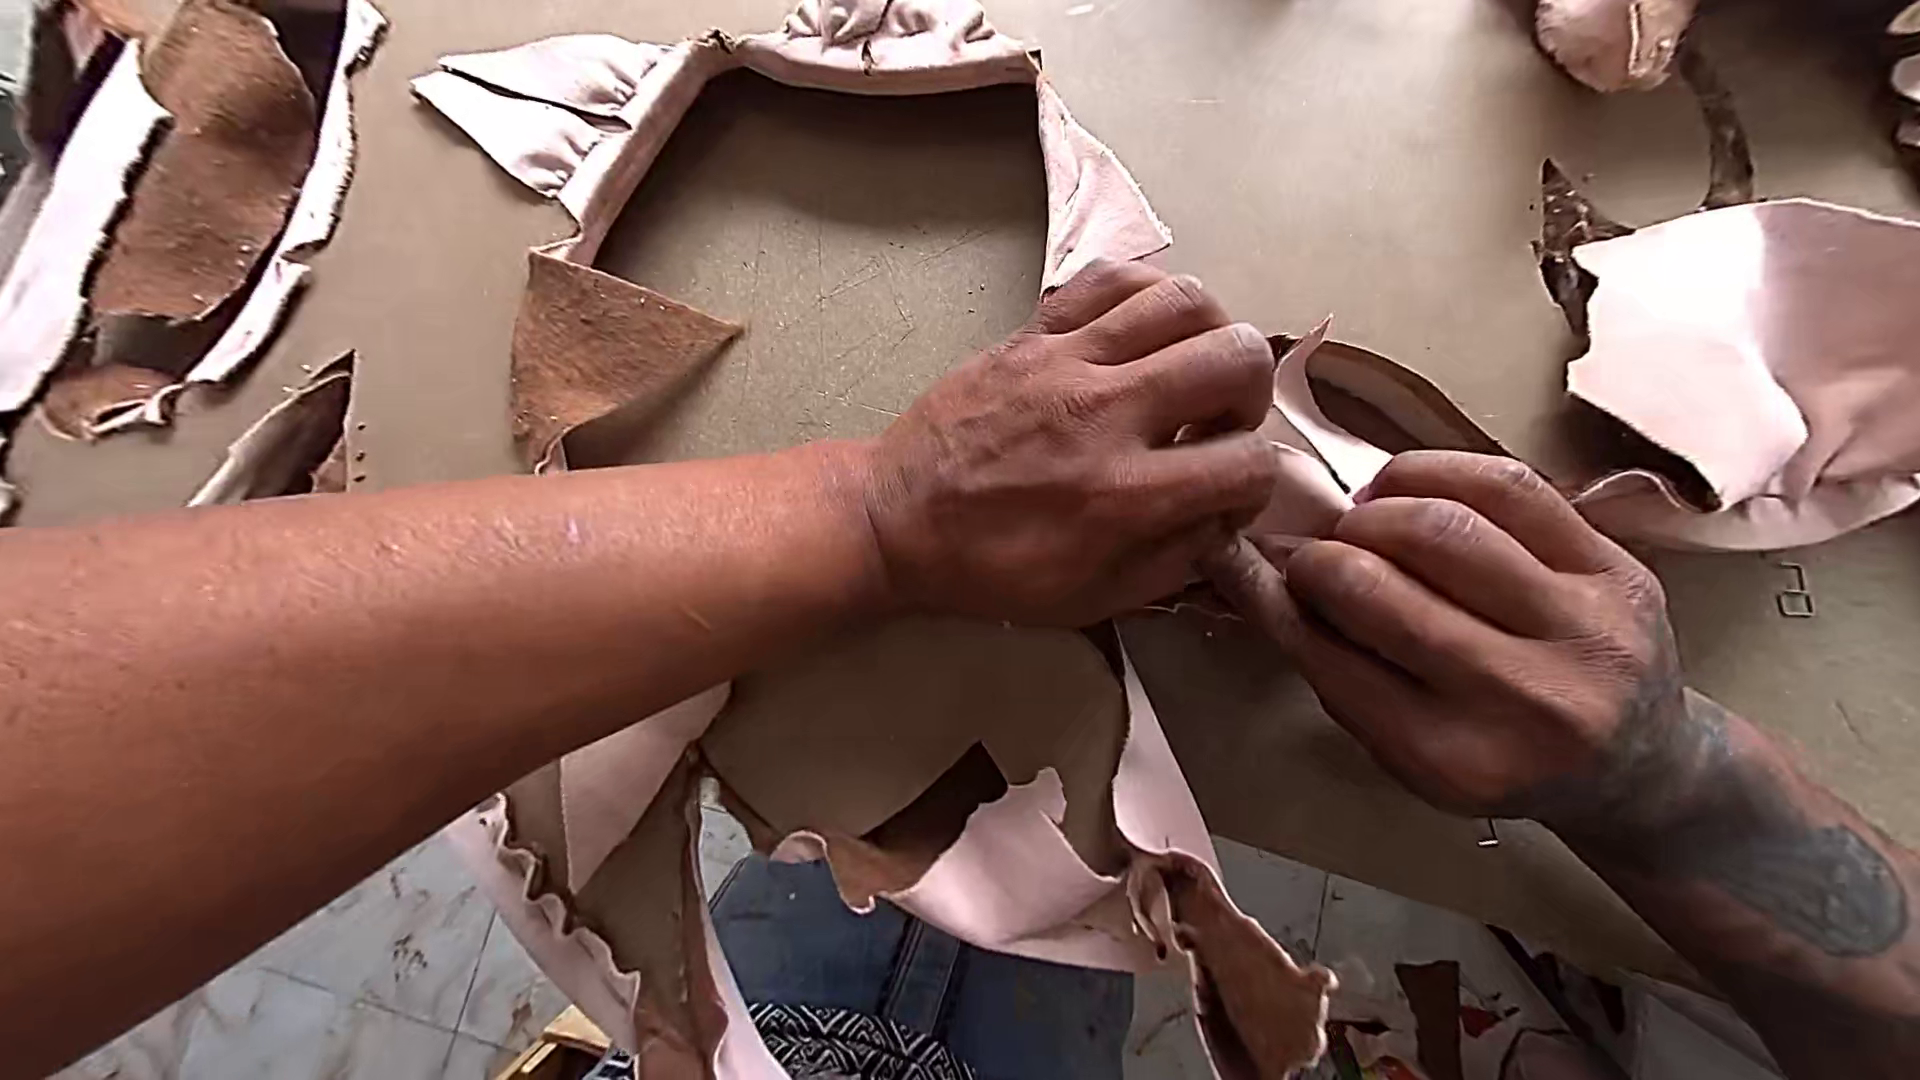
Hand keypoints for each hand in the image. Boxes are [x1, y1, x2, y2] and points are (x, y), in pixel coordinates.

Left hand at [861, 259, 1280, 626]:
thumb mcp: (1086, 599)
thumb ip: (1171, 564)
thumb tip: (1223, 520)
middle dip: (1250, 395)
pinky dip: (1147, 296)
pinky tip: (1142, 332)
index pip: (1246, 462)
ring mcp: (1064, 362)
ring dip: (1211, 335)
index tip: (1225, 492)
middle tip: (1217, 421)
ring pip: (1184, 300)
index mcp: (1122, 495)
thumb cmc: (986, 569)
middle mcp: (1104, 414)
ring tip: (1186, 370)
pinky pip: (1111, 279)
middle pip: (1237, 358)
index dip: (1255, 483)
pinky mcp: (1030, 334)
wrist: (895, 518)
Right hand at [1205, 450, 1717, 839]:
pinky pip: (1505, 484)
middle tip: (1314, 560)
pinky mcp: (1620, 568)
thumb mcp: (1385, 737)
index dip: (1260, 590)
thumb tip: (1254, 565)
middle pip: (1370, 584)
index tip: (1226, 551)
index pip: (1319, 651)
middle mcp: (1520, 696)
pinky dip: (1426, 472)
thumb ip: (1322, 655)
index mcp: (1444, 754)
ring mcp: (1582, 626)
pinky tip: (1400, 491)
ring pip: (1435, 526)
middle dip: (1316, 559)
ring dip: (1367, 516)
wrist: (1635, 767)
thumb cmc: (1478, 754)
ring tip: (1359, 528)